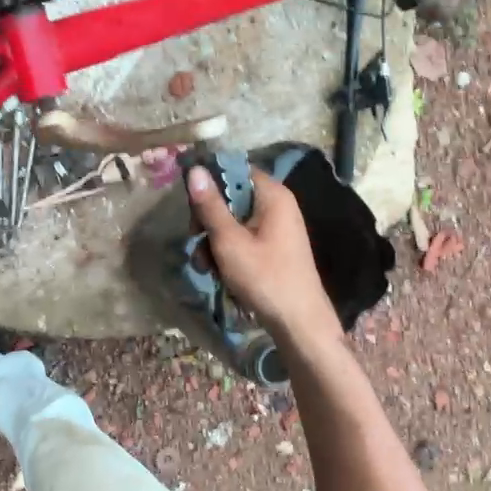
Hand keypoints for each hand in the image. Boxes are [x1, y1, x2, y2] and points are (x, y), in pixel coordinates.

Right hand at [186, 167, 339, 343]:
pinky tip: (219, 273)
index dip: (210, 183)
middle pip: (232, 198)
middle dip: (209, 220)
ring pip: (235, 222)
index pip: (235, 170)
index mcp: (273, 195)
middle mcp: (278, 206)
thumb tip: (194, 170)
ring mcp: (278, 228)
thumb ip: (210, 206)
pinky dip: (229, 253)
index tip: (191, 206)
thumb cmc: (264, 277)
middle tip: (196, 241)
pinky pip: (245, 239)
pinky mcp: (275, 248)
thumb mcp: (229, 242)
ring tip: (206, 266)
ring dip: (215, 242)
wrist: (298, 320)